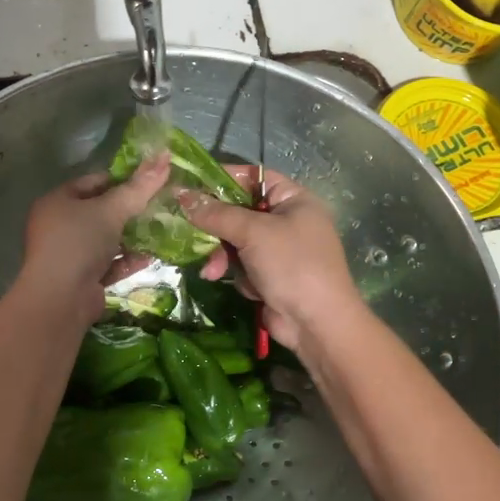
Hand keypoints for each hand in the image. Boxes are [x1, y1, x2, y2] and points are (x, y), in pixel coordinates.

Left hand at [16, 155, 170, 323]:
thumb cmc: (79, 242)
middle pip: (100, 213)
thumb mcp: (111, 210)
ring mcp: (70, 255)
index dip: (121, 180)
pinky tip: (150, 257)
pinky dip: (127, 260)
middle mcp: (60, 227)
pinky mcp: (82, 279)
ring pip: (106, 241)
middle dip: (129, 212)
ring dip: (131, 238)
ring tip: (161, 231)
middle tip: (159, 207)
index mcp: (57, 202)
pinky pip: (108, 265)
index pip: (92, 183)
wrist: (60, 298)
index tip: (148, 183)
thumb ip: (139, 187)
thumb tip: (165, 157)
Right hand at [177, 166, 360, 353]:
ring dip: (223, 256)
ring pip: (236, 242)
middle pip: (239, 212)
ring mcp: (279, 250)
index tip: (190, 186)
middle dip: (218, 228)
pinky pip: (242, 265)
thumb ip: (217, 214)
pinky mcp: (270, 275)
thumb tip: (183, 195)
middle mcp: (287, 221)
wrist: (316, 322)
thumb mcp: (253, 233)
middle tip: (192, 232)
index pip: (253, 178)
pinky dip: (236, 273)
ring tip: (212, 271)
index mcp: (293, 199)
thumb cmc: (292, 265)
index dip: (222, 179)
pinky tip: (231, 284)